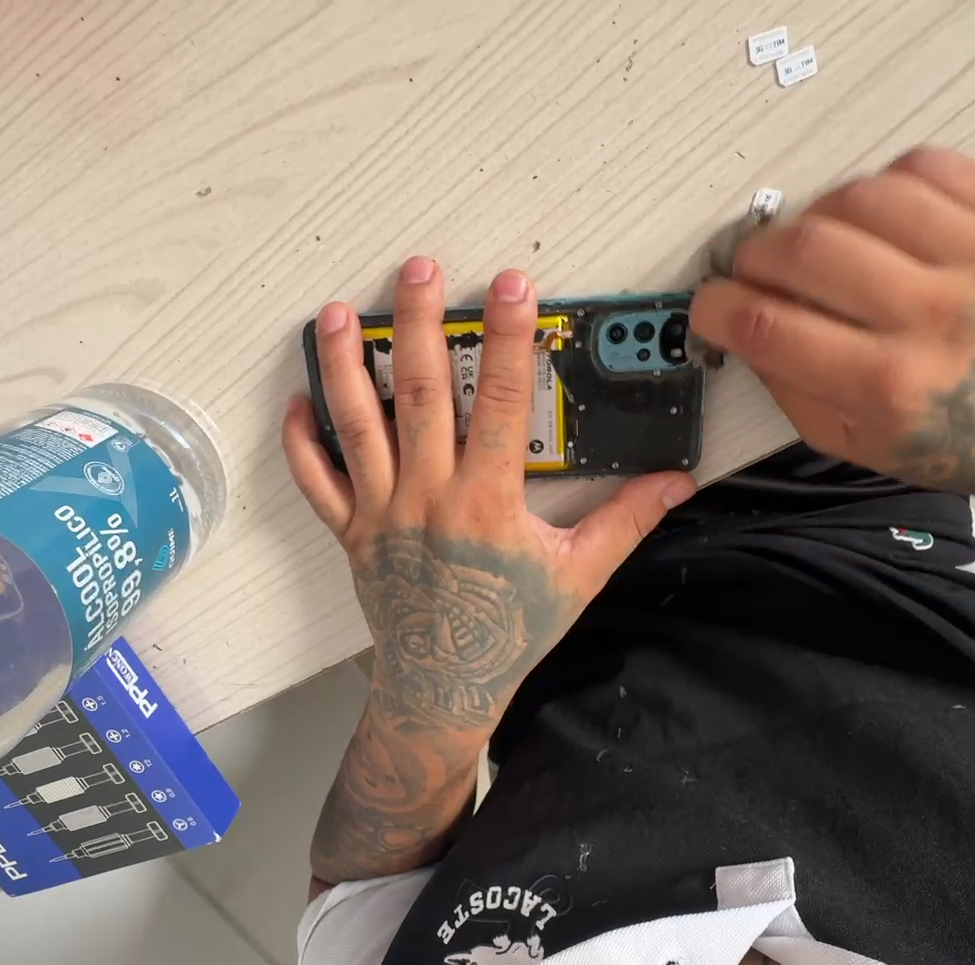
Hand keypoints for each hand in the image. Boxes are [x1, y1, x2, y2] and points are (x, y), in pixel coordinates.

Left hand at [283, 257, 696, 729]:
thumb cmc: (510, 630)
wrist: (445, 684)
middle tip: (417, 270)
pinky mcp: (351, 532)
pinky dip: (303, 444)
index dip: (509, 340)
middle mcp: (427, 496)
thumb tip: (677, 482)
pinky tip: (297, 403)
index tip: (512, 287)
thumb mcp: (578, 575)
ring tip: (338, 314)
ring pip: (358, 426)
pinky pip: (317, 483)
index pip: (502, 403)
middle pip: (420, 394)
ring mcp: (381, 513)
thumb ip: (625, 521)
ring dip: (346, 366)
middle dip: (420, 324)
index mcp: (487, 500)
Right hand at [692, 147, 974, 517]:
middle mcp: (936, 316)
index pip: (769, 326)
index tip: (707, 305)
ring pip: (857, 197)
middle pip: (806, 250)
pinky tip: (871, 224)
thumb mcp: (848, 440)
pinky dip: (875, 188)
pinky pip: (922, 167)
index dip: (717, 308)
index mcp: (887, 386)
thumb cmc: (947, 442)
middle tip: (750, 272)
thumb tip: (739, 323)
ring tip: (812, 248)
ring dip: (810, 219)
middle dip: (752, 257)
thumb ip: (785, 383)